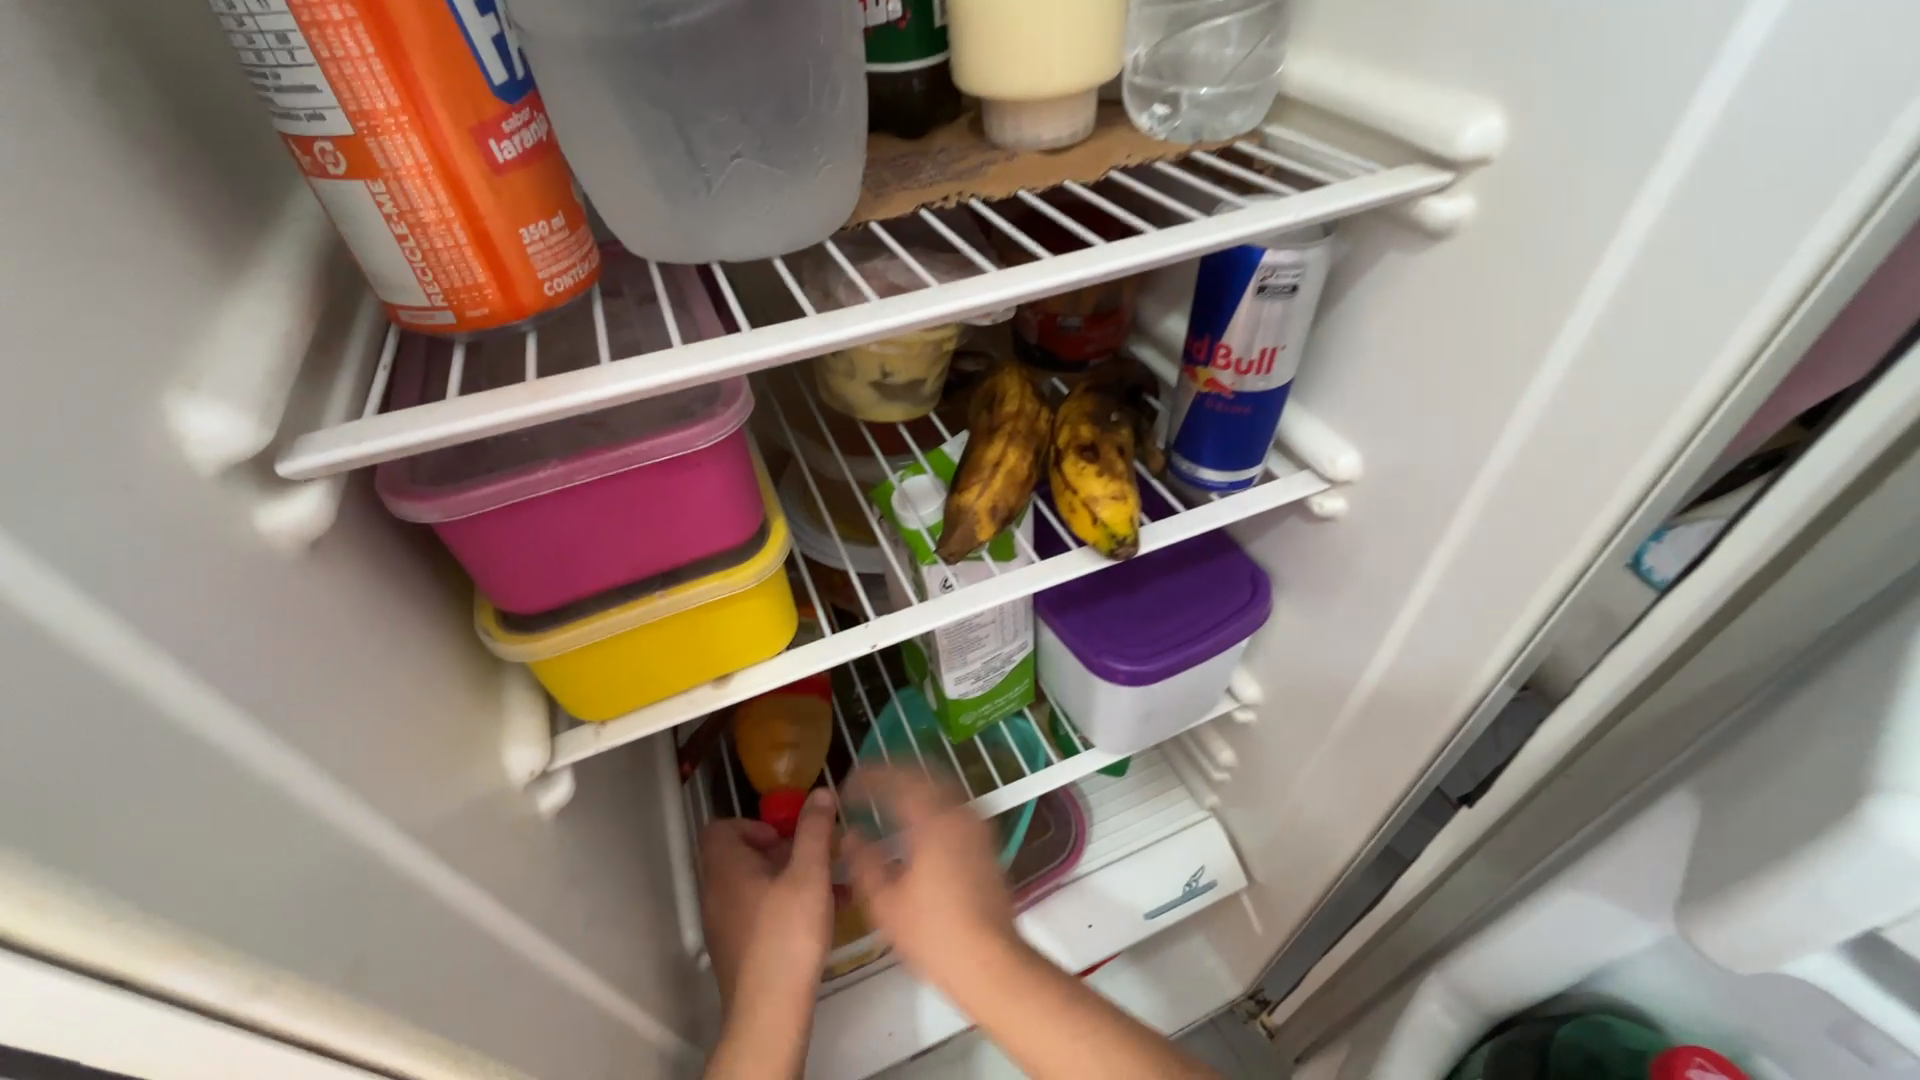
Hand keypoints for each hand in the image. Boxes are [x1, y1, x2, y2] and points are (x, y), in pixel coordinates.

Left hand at [699, 789, 836, 1012]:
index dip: (753, 824)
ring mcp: (724, 924)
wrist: (769, 1010)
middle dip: (781, 851)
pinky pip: (758, 912)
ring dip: (788, 879)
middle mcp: (716, 893)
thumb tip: (818, 793)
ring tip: (826, 887)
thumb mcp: (809, 874)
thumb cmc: (787, 934)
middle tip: (813, 858)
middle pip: (740, 856)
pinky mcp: (737, 949)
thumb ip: (813, 831)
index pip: (721, 827)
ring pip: (753, 886)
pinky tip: (820, 917)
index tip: (785, 836)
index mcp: (725, 869)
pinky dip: (785, 905)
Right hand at [843, 766, 1019, 989]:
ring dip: (915, 786)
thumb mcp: (884, 902)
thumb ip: (863, 861)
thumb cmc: (933, 934)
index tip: (847, 786)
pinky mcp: (988, 844)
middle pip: (924, 775)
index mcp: (932, 819)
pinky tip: (919, 825)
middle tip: (867, 786)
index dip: (868, 778)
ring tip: (890, 800)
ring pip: (944, 789)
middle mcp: (959, 813)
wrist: (989, 961)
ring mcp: (978, 827)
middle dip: (893, 775)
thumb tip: (850, 836)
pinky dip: (933, 804)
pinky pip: (956, 807)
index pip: (896, 779)